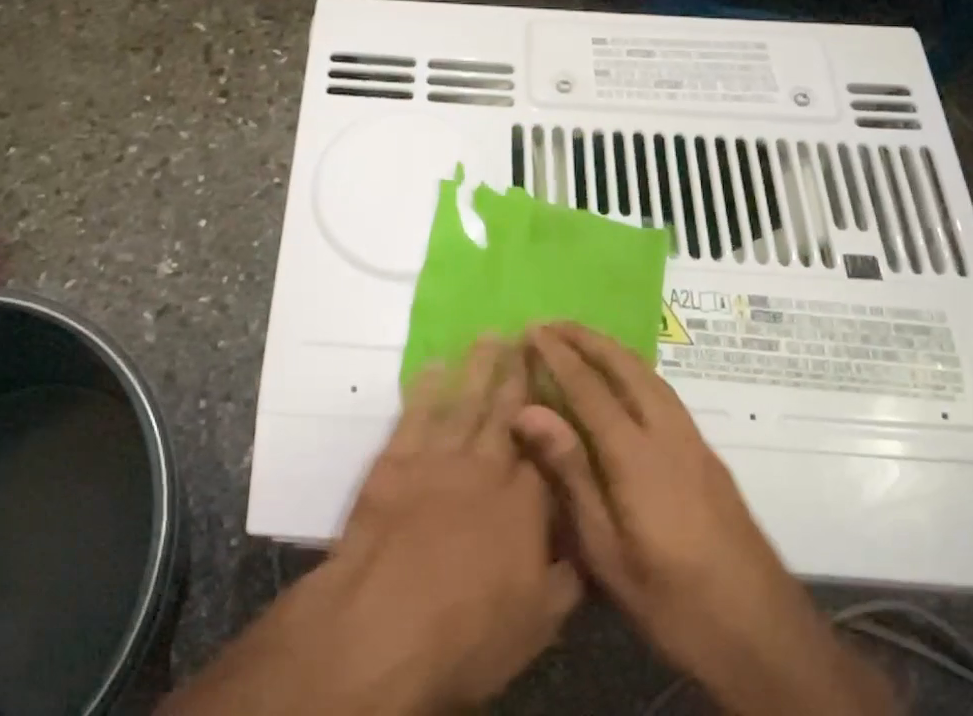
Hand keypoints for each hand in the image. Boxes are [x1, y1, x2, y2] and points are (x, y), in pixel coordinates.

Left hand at [160, 340, 578, 715]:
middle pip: (509, 414)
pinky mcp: (394, 463)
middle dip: (521, 375)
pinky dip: (425, 388)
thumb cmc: (467, 635)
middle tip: (530, 337)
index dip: (558, 416)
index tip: (566, 384)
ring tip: (491, 337)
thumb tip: (589, 548)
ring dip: (479, 369)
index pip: (550, 450)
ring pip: (465, 403)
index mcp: (527, 506)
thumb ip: (567, 578)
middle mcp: (487, 470)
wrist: (383, 625)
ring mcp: (438, 461)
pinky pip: (414, 415)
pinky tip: (433, 367)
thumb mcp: (537, 622)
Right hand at [515, 324, 893, 715]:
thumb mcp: (606, 552)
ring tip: (583, 342)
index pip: (590, 390)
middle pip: (628, 370)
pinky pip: (666, 397)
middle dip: (589, 340)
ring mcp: (697, 447)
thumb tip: (529, 412)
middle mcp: (671, 439)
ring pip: (653, 380)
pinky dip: (636, 375)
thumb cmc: (672, 602)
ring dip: (615, 353)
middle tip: (552, 323)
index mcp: (638, 458)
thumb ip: (570, 476)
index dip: (558, 357)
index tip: (531, 331)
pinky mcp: (711, 462)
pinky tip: (626, 388)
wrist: (763, 635)